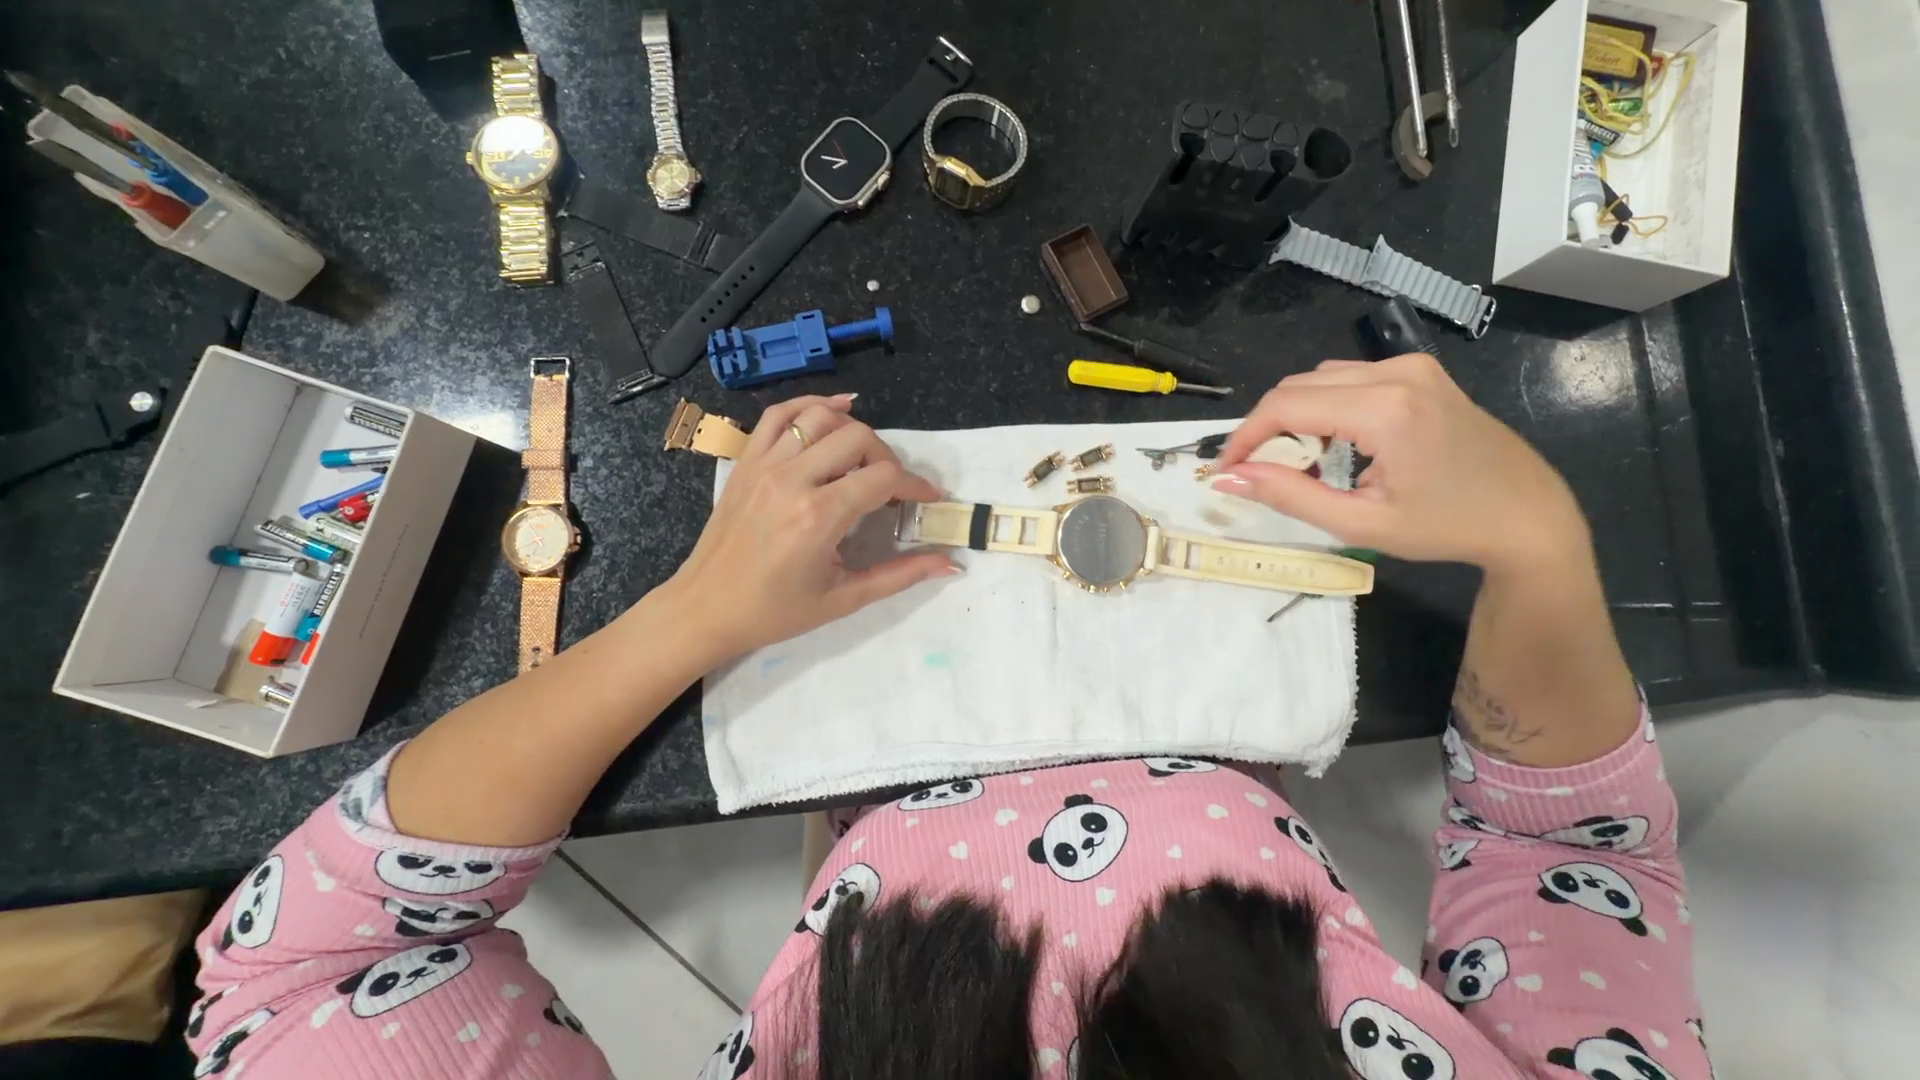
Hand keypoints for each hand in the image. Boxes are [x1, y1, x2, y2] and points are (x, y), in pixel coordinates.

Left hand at [665, 394, 956, 660]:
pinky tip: (833, 412)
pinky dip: (809, 404)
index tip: (927, 498)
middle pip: (858, 438)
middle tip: (891, 487)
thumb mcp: (843, 599)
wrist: (706, 608)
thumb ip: (899, 576)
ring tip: (864, 457)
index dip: (915, 484)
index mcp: (818, 517)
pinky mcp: (746, 462)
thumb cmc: (775, 611)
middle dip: (887, 458)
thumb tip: (949, 563)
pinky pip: (777, 415)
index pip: (883, 478)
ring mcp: (765, 465)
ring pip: (820, 418)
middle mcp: (793, 480)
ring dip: (853, 430)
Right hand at [1209, 354, 1588, 572]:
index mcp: (1384, 409)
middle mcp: (1397, 372)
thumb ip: (1288, 496)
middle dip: (1266, 428)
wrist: (1528, 515)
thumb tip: (1228, 479)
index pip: (1284, 406)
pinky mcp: (1421, 372)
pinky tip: (1334, 445)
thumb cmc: (1446, 527)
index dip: (1245, 437)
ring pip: (1320, 380)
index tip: (1225, 471)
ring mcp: (1413, 367)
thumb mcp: (1360, 522)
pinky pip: (1349, 379)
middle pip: (1297, 387)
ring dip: (1295, 417)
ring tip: (1298, 464)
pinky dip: (1325, 408)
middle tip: (1258, 473)